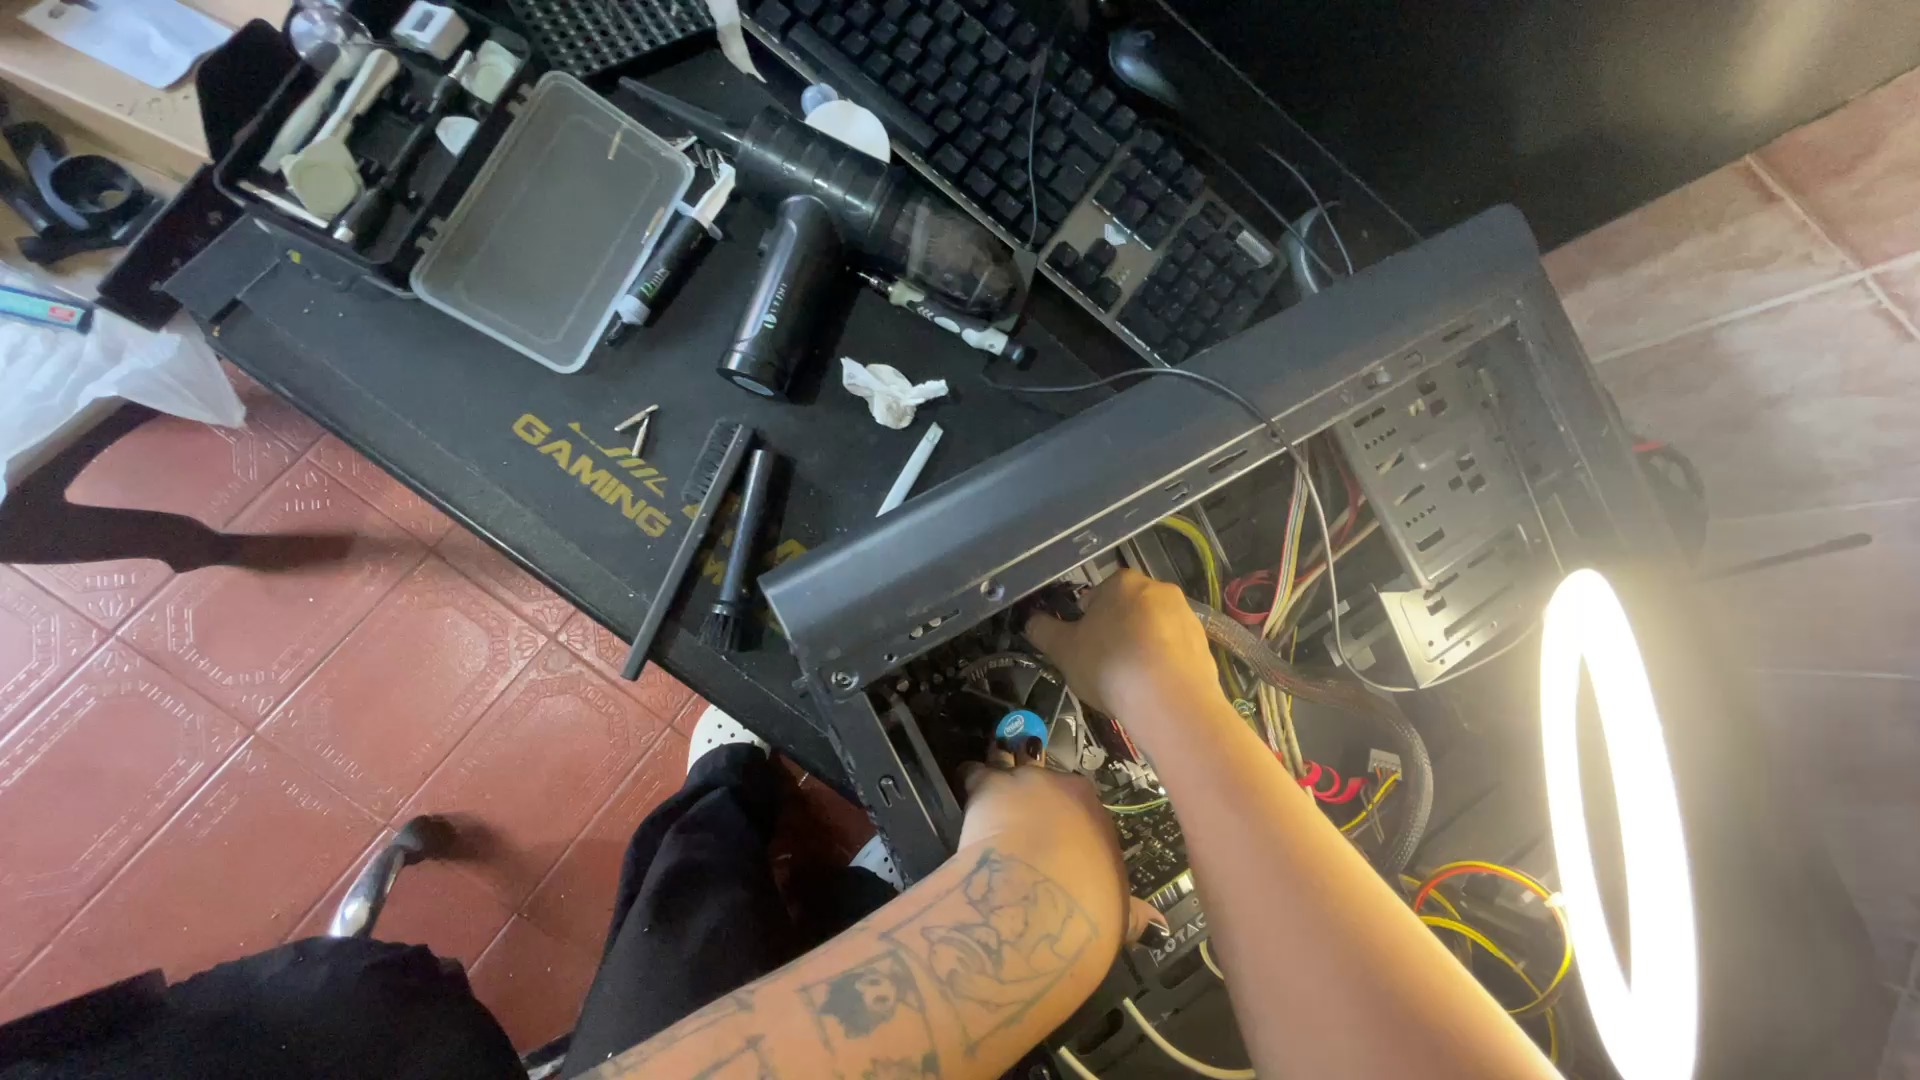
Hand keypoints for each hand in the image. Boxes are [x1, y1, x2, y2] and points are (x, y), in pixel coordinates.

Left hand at [955, 761, 1163, 941]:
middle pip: (1048, 780)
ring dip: (1003, 766)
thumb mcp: (1118, 917)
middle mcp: (1065, 790)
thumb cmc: (1086, 911)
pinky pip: (976, 772)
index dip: (1067, 815)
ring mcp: (1027, 781)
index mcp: (1098, 818)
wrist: (1042, 898)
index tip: (1056, 828)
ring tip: (994, 768)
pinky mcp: (991, 784)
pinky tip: (964, 782)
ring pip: (1013, 764)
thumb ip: (1133, 915)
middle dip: (1036, 788)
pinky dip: (970, 778)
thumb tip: (1157, 925)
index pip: (1082, 805)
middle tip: (1023, 804)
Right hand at [1024, 569, 1224, 723]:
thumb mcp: (1064, 650)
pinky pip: (1175, 651)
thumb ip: (1043, 631)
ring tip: (1129, 680)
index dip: (1085, 620)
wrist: (1170, 700)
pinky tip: (1153, 689)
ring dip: (1141, 646)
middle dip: (1116, 630)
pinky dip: (1163, 664)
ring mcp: (1186, 616)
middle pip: (1128, 609)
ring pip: (1153, 629)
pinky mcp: (1205, 644)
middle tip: (1103, 663)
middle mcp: (1158, 589)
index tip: (1082, 645)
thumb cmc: (1109, 664)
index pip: (1097, 594)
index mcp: (1122, 582)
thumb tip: (1030, 621)